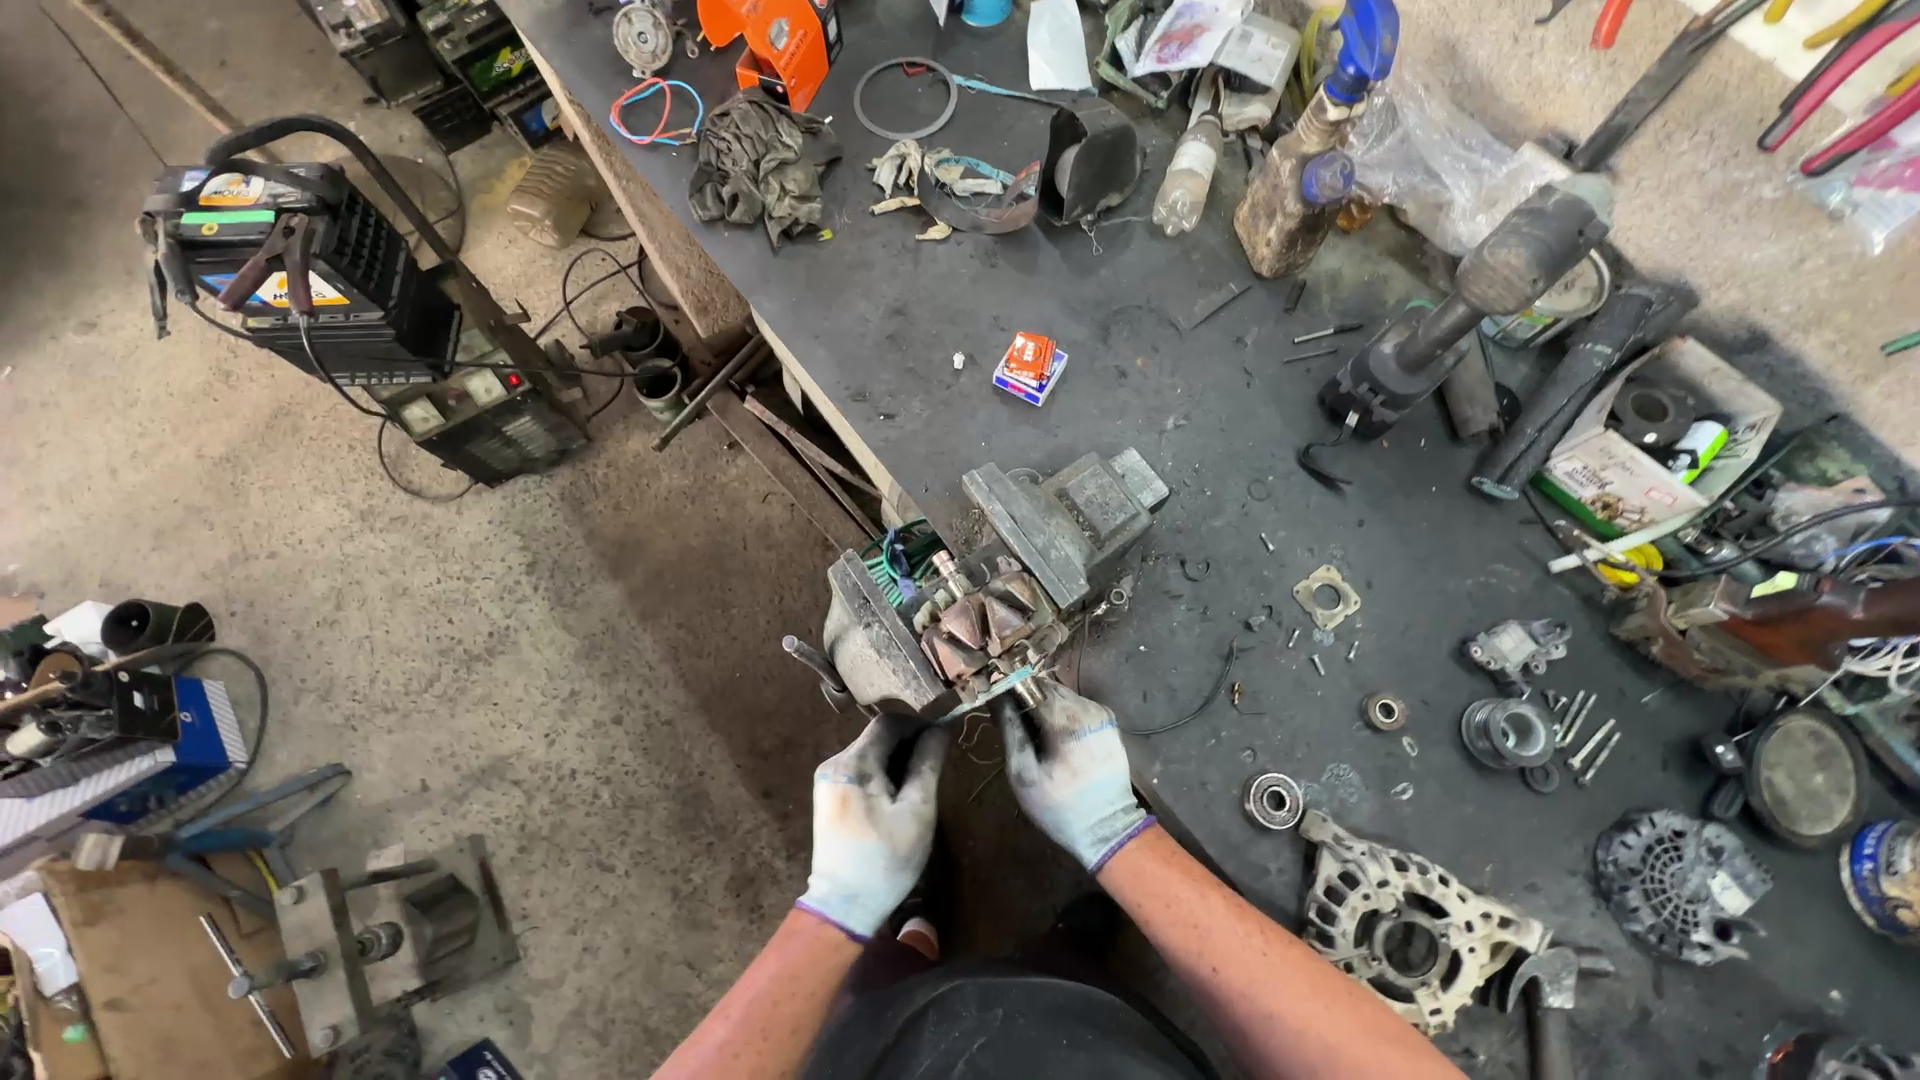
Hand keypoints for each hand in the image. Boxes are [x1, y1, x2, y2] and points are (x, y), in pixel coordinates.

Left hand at [796, 717, 947, 940]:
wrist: (844, 906)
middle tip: (935, 768)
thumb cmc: (886, 860)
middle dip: (909, 744)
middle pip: (877, 736)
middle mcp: (834, 764)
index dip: (918, 724)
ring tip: (919, 786)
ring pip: (870, 753)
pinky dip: (883, 774)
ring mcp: (828, 780)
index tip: (943, 740)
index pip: (889, 722)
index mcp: (853, 764)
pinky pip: (860, 770)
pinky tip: (898, 798)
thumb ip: (927, 764)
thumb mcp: (917, 811)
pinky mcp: (829, 795)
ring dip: (897, 760)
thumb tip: (940, 729)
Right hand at [998, 679, 1151, 871]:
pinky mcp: (1109, 723)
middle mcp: (1088, 708)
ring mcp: (1102, 714)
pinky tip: (1054, 737)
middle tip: (1011, 720)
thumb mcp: (1024, 774)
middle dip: (1027, 697)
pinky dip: (1062, 713)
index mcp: (1066, 719)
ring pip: (1063, 695)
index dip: (1010, 689)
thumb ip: (1010, 731)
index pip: (1030, 685)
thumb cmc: (1059, 806)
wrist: (1108, 829)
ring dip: (1044, 705)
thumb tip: (997, 699)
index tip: (996, 702)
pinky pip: (1078, 706)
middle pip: (1048, 687)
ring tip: (1031, 731)